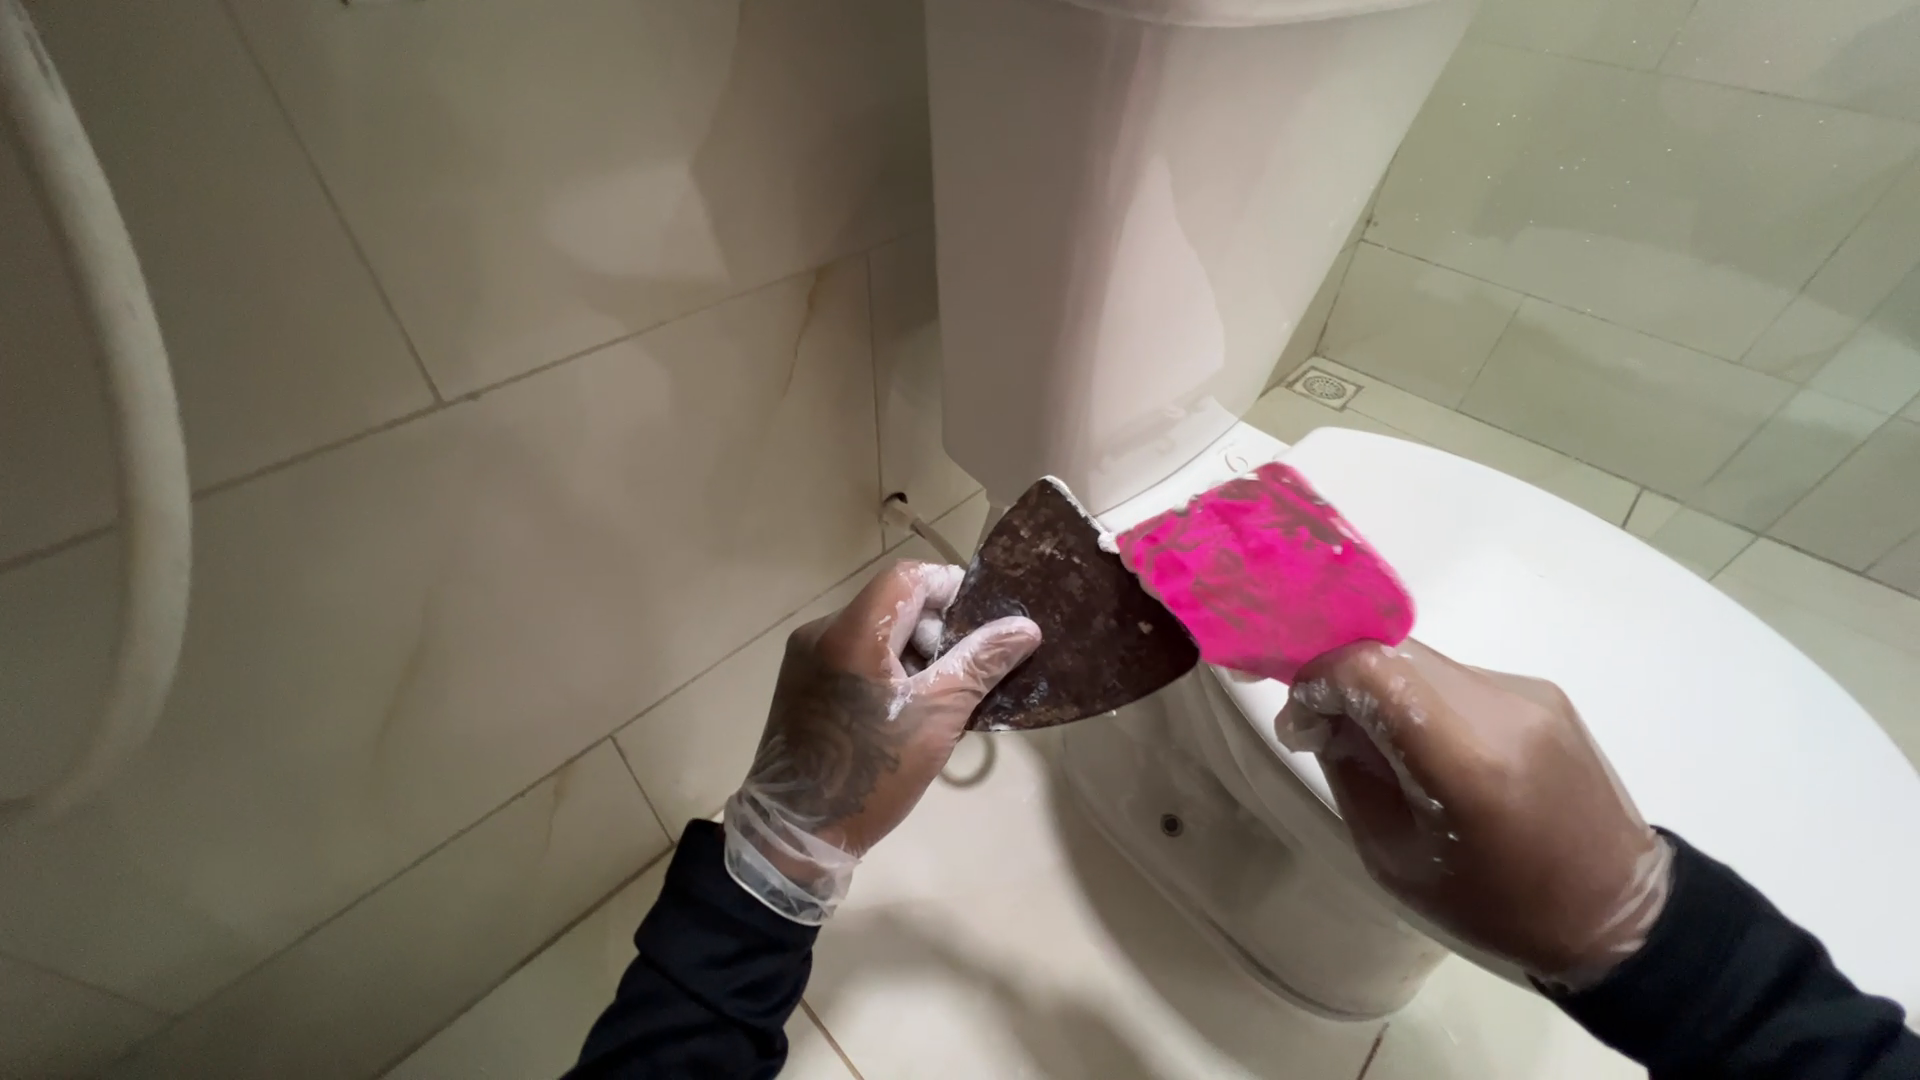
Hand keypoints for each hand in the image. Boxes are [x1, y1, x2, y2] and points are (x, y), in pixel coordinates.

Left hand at [723, 561, 1041, 923]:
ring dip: (912, 654)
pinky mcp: (801, 682)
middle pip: (892, 603)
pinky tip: (902, 711)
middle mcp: (822, 632)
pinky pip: (854, 655)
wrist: (793, 836)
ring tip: (935, 700)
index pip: (908, 576)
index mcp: (851, 632)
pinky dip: (885, 670)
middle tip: (959, 675)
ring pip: (874, 631)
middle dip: (935, 630)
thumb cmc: (871, 774)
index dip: (949, 588)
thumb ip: (981, 663)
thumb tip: (1025, 626)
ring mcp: (805, 657)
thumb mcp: (938, 717)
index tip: (978, 626)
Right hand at [1276, 639, 1672, 988]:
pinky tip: (1425, 746)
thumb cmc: (1495, 904)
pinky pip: (1452, 675)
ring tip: (1373, 742)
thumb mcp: (1392, 855)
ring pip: (1418, 660)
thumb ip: (1349, 770)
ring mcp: (1527, 693)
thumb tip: (1318, 716)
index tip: (1301, 720)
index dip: (1317, 678)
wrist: (1625, 918)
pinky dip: (1417, 696)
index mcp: (1465, 760)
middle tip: (1322, 728)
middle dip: (1339, 680)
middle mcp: (1501, 708)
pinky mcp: (1541, 692)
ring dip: (1377, 688)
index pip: (1369, 667)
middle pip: (1388, 654)